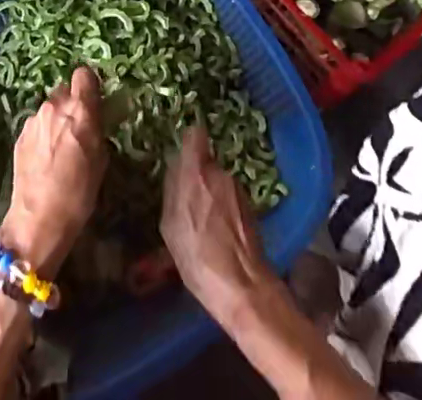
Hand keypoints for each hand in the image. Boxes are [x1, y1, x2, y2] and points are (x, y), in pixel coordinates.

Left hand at [0, 66, 106, 277]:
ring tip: (61, 147)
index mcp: (79, 110)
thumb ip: (98, 129)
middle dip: (73, 104)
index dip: (89, 85)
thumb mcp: (101, 160)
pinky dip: (44, 133)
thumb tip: (96, 118)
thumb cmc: (79, 192)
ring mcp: (34, 120)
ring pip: (50, 108)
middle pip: (65, 90)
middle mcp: (54, 107)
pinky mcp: (20, 134)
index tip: (94, 100)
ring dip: (57, 119)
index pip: (84, 74)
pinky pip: (38, 125)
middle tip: (79, 128)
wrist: (39, 218)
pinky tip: (46, 157)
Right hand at [162, 125, 273, 319]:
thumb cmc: (197, 256)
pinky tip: (218, 229)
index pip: (195, 135)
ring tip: (202, 219)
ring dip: (209, 191)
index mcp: (196, 172)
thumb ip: (172, 189)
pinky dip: (222, 205)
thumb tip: (175, 167)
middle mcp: (220, 173)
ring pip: (217, 179)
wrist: (243, 286)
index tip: (181, 149)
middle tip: (185, 197)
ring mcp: (238, 189)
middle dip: (195, 173)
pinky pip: (229, 196)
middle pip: (205, 161)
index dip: (188, 139)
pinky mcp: (251, 205)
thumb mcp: (170, 225)